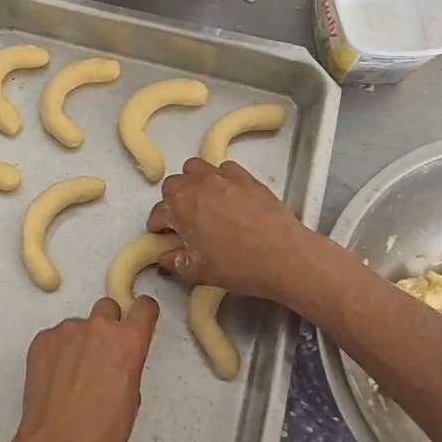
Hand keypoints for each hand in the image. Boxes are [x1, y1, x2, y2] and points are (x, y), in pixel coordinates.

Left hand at [12, 296, 159, 441]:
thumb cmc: (104, 428)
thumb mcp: (132, 396)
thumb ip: (128, 364)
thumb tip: (118, 359)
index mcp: (128, 341)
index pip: (144, 306)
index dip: (142, 314)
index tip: (138, 322)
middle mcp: (98, 327)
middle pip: (107, 307)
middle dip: (108, 324)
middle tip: (101, 352)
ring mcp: (66, 330)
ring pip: (78, 325)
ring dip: (79, 341)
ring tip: (72, 375)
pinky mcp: (42, 339)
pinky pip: (55, 338)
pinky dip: (57, 351)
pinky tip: (55, 378)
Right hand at [145, 157, 314, 299]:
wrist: (284, 256)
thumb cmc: (237, 267)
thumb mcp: (197, 273)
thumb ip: (173, 263)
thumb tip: (166, 257)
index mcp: (178, 208)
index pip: (157, 214)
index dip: (158, 229)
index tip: (165, 239)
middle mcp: (196, 186)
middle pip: (172, 185)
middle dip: (172, 202)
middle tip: (184, 221)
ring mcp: (222, 177)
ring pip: (194, 168)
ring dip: (192, 182)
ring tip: (202, 200)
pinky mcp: (245, 176)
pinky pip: (224, 168)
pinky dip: (220, 178)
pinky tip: (228, 195)